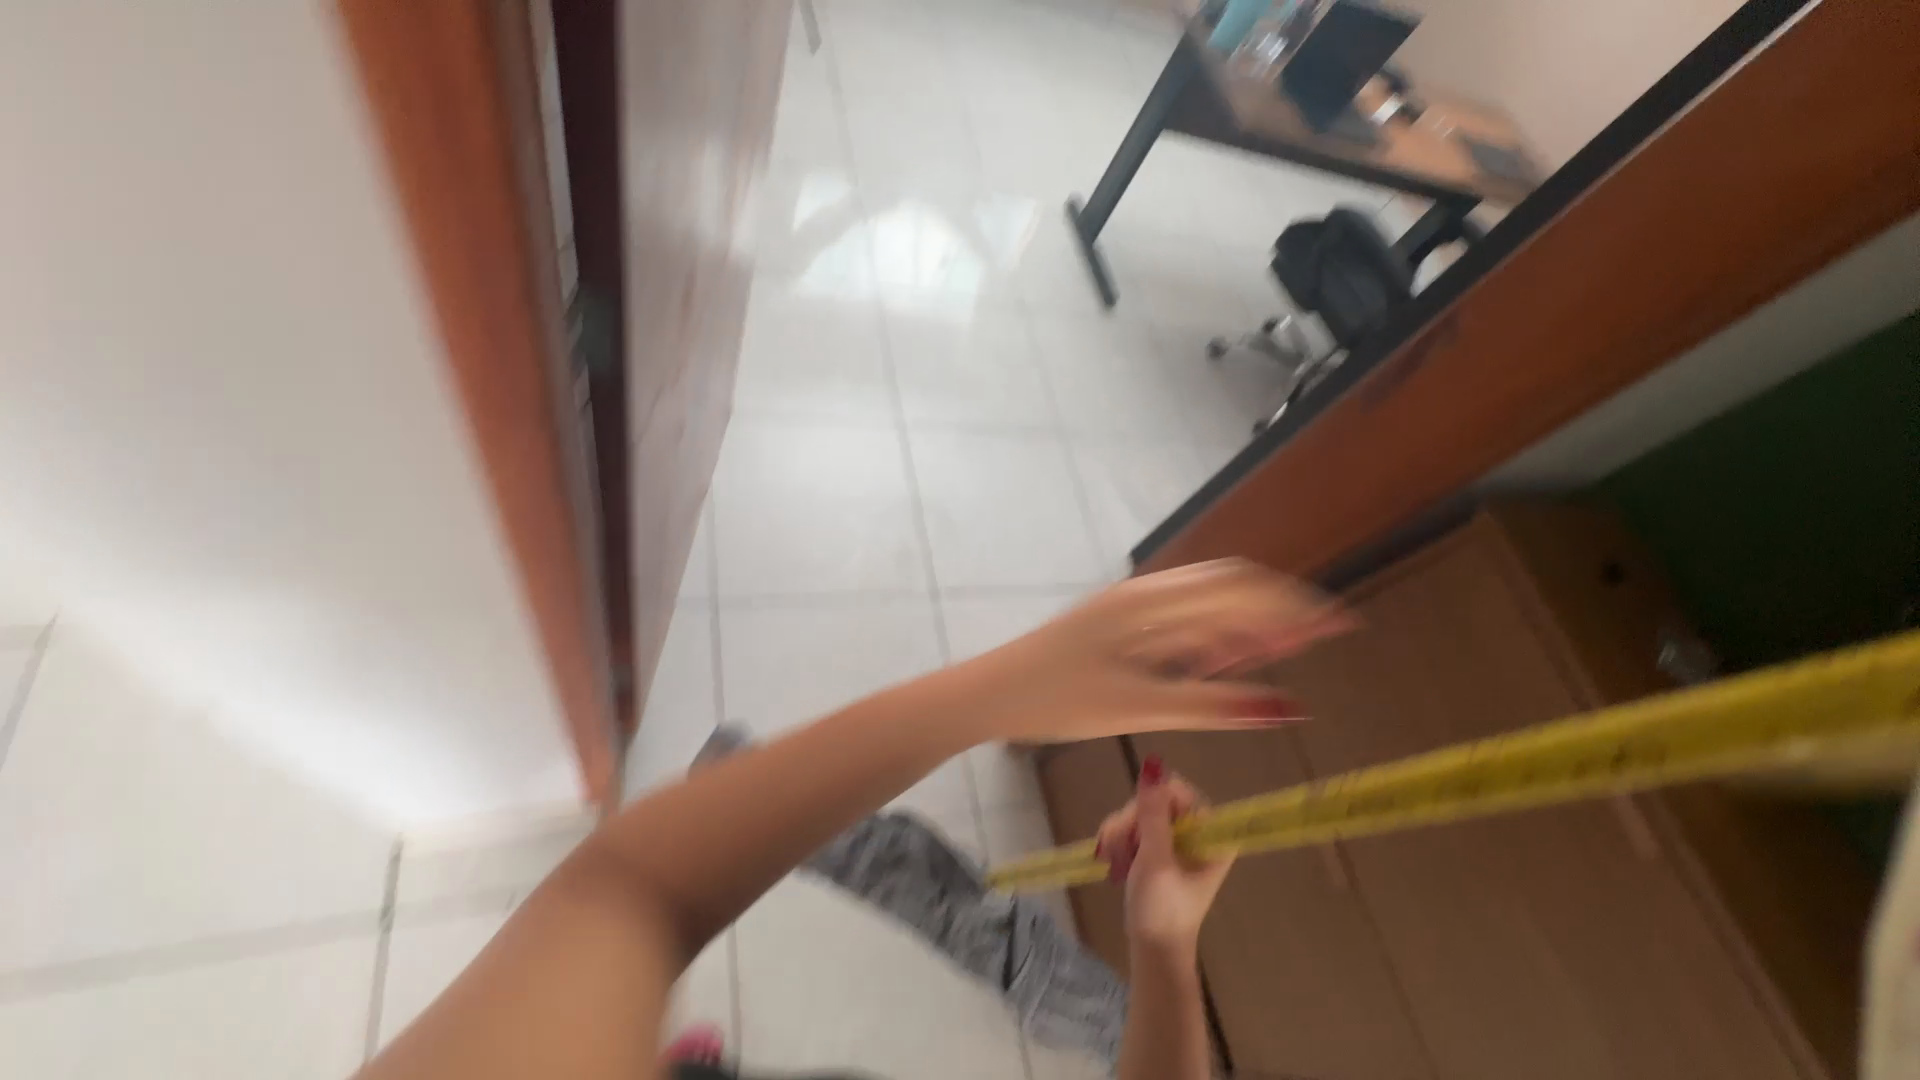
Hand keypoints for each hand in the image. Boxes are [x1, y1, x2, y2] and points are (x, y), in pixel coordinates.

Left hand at [957, 559, 1355, 743]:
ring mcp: (1129, 606)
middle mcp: (1145, 594)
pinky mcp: (1117, 623)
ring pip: (1203, 604)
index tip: (1339, 626)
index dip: (1293, 607)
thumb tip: (1287, 708)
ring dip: (1241, 625)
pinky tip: (1219, 665)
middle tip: (1313, 642)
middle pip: (1227, 588)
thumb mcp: (1137, 708)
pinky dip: (1209, 637)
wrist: (991, 692)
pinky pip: (1178, 620)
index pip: (1241, 590)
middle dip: (1274, 611)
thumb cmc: (1058, 700)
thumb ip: (1213, 706)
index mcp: (1152, 604)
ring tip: (1275, 656)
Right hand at [1098, 757, 1232, 957]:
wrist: (1153, 953)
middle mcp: (1197, 833)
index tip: (1136, 828)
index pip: (1178, 791)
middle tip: (1117, 849)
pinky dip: (1120, 841)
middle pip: (1155, 801)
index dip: (1152, 803)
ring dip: (1120, 833)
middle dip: (1130, 823)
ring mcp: (1177, 843)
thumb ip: (1153, 813)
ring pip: (1140, 814)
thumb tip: (1153, 765)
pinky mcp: (1160, 852)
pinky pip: (1135, 829)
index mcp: (1211, 834)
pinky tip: (1112, 861)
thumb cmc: (1162, 910)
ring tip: (1112, 860)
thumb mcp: (1155, 860)